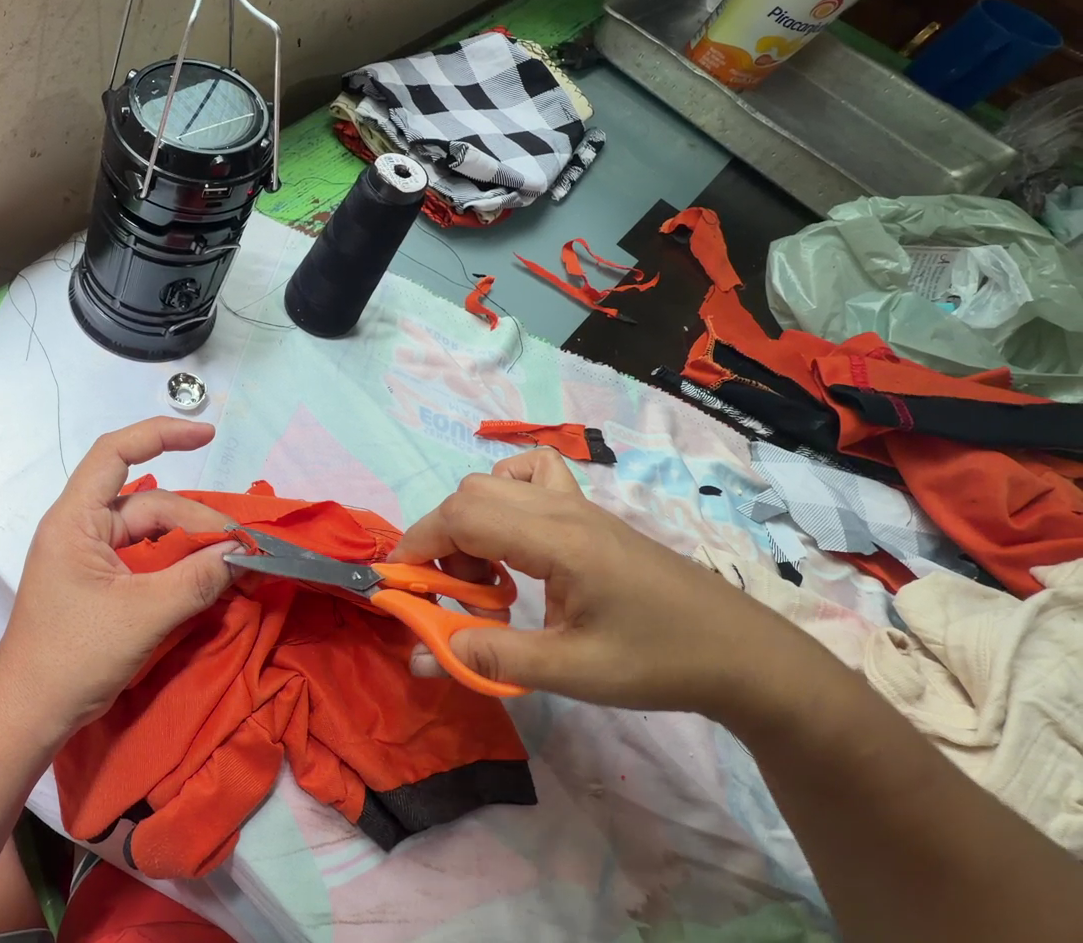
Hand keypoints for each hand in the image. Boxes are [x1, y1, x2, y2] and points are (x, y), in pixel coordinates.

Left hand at [0, 418, 238, 741]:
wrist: (30, 713)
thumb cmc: (74, 657)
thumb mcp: (143, 616)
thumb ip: (197, 579)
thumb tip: (243, 552)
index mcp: (74, 520)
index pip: (115, 453)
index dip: (161, 434)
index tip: (207, 435)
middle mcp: (80, 529)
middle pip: (147, 504)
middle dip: (195, 522)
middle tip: (242, 549)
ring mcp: (88, 557)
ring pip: (149, 534)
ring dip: (189, 544)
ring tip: (232, 561)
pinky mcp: (97, 583)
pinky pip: (144, 559)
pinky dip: (175, 565)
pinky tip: (205, 577)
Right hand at [389, 449, 817, 718]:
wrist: (745, 657)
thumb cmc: (659, 664)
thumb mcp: (570, 672)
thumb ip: (490, 658)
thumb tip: (418, 655)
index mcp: (559, 541)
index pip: (462, 515)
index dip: (418, 544)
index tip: (402, 586)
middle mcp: (564, 509)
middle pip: (471, 493)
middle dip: (440, 538)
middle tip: (452, 594)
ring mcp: (580, 506)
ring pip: (496, 483)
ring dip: (469, 523)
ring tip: (487, 579)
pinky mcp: (591, 516)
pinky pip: (531, 477)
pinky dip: (503, 498)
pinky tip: (514, 544)